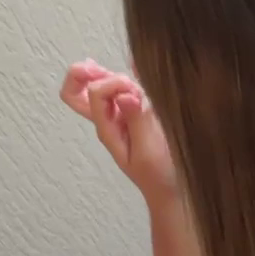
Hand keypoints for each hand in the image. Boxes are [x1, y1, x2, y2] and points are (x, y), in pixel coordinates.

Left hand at [61, 60, 178, 204]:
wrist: (175, 191)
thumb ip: (137, 121)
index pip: (93, 95)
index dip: (108, 83)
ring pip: (102, 86)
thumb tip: (124, 94)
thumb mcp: (148, 151)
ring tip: (129, 75)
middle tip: (99, 66)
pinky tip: (135, 64)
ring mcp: (124, 115)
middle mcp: (111, 119)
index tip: (132, 88)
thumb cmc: (161, 175)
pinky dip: (127, 74)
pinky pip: (126, 89)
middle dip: (84, 74)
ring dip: (108, 74)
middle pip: (79, 92)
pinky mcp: (141, 113)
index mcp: (108, 129)